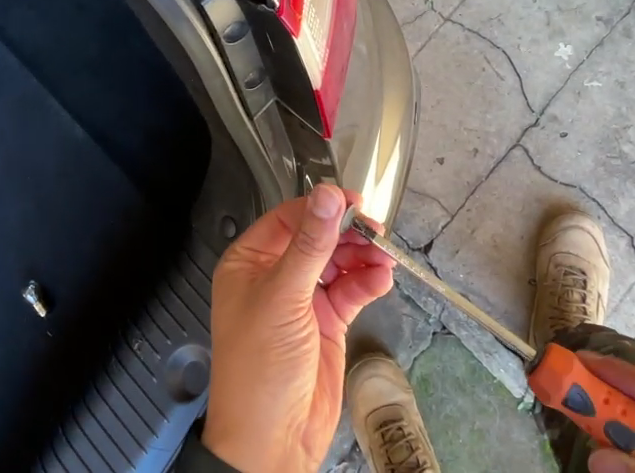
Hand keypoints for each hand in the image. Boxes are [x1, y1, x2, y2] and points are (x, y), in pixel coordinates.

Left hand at [201, 183, 395, 472]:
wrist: (271, 440)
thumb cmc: (260, 364)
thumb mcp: (283, 296)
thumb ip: (309, 245)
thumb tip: (327, 194)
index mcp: (249, 261)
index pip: (287, 219)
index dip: (320, 208)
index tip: (355, 202)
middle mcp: (274, 275)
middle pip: (316, 239)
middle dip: (346, 234)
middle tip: (377, 232)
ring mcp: (302, 300)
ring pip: (336, 264)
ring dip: (361, 257)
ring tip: (385, 256)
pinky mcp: (326, 323)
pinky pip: (349, 292)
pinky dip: (366, 283)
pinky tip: (382, 278)